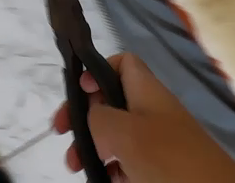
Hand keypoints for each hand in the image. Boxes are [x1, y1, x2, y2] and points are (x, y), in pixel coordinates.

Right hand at [53, 53, 234, 182]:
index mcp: (146, 91)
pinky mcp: (163, 173)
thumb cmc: (169, 159)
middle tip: (65, 138)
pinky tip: (102, 180)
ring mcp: (159, 144)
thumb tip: (93, 119)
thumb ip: (99, 118)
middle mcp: (152, 112)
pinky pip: (129, 165)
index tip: (79, 91)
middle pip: (112, 103)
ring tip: (77, 168)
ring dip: (93, 149)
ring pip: (117, 138)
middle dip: (85, 118)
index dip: (98, 70)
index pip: (121, 63)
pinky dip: (112, 171)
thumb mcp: (125, 132)